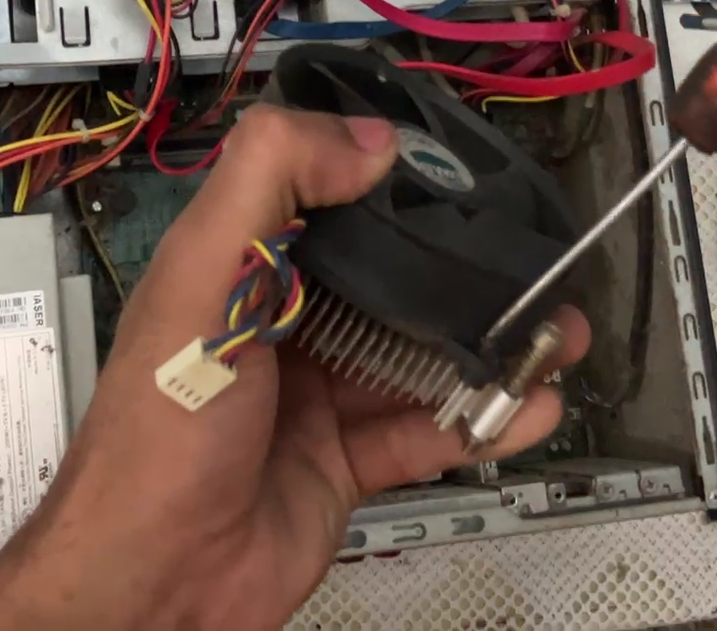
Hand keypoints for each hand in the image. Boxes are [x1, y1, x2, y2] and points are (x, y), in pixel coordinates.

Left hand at [0, 105, 588, 629]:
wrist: (159, 576)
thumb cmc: (171, 409)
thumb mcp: (206, 272)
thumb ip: (269, 180)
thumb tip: (370, 140)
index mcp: (243, 262)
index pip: (320, 197)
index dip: (383, 177)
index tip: (454, 168)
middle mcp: (283, 317)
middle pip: (384, 276)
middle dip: (456, 265)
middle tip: (527, 254)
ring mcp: (319, 389)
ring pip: (417, 351)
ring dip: (486, 341)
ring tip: (558, 331)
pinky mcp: (347, 456)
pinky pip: (426, 428)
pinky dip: (482, 419)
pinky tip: (535, 406)